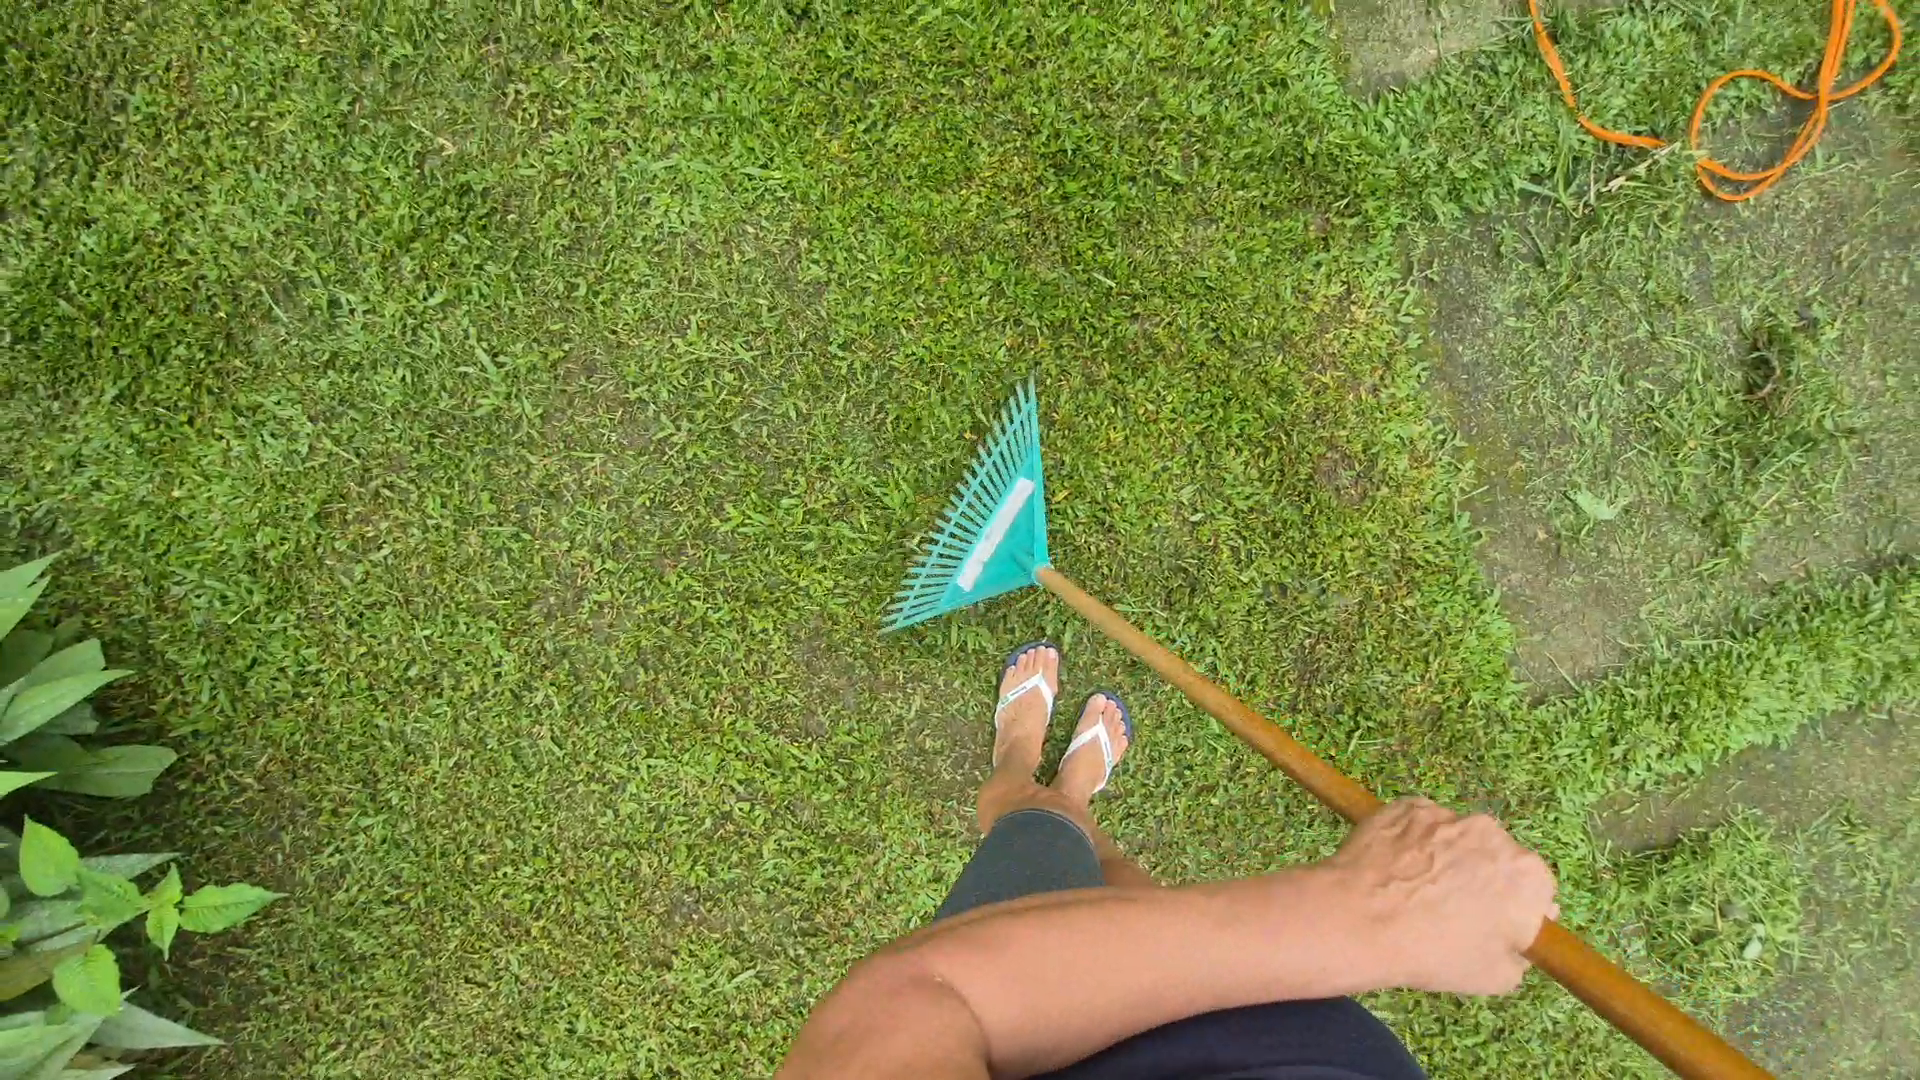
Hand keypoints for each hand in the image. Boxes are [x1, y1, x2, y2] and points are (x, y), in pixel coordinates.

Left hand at [1328, 797, 1557, 994]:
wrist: (1362, 916)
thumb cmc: (1436, 951)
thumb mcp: (1502, 974)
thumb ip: (1520, 945)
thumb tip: (1513, 927)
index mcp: (1527, 873)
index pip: (1535, 887)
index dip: (1514, 905)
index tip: (1491, 919)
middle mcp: (1489, 832)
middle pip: (1494, 854)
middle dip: (1480, 874)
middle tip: (1450, 901)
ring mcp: (1442, 814)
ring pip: (1453, 835)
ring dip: (1444, 852)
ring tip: (1415, 882)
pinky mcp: (1402, 805)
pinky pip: (1417, 823)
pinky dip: (1411, 838)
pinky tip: (1394, 862)